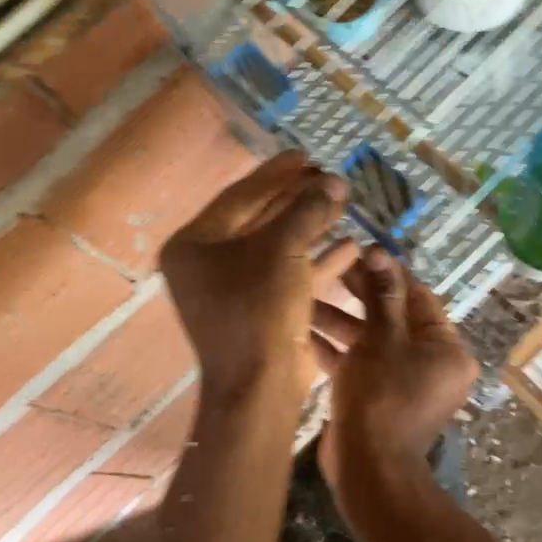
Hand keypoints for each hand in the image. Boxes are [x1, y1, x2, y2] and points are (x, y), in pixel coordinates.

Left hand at [160, 151, 357, 398]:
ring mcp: (231, 292)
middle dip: (296, 200)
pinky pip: (286, 277)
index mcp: (193, 245)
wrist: (261, 385)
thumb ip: (307, 209)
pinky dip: (315, 262)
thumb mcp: (284, 249)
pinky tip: (349, 246)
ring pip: (276, 249)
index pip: (238, 196)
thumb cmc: (260, 307)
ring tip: (343, 205)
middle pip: (257, 220)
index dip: (276, 174)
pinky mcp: (257, 314)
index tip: (307, 156)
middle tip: (328, 178)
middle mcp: (205, 266)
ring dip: (311, 228)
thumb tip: (333, 181)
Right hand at [311, 248, 477, 491]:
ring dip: (341, 320)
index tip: (360, 251)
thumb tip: (381, 252)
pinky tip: (302, 329)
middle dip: (360, 293)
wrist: (367, 469)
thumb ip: (381, 296)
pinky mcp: (376, 398)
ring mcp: (402, 383)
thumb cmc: (382, 397)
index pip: (419, 297)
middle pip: (393, 317)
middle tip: (330, 266)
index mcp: (446, 349)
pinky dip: (335, 349)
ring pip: (371, 340)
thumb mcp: (381, 340)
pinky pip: (359, 364)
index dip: (388, 273)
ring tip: (306, 295)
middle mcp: (431, 364)